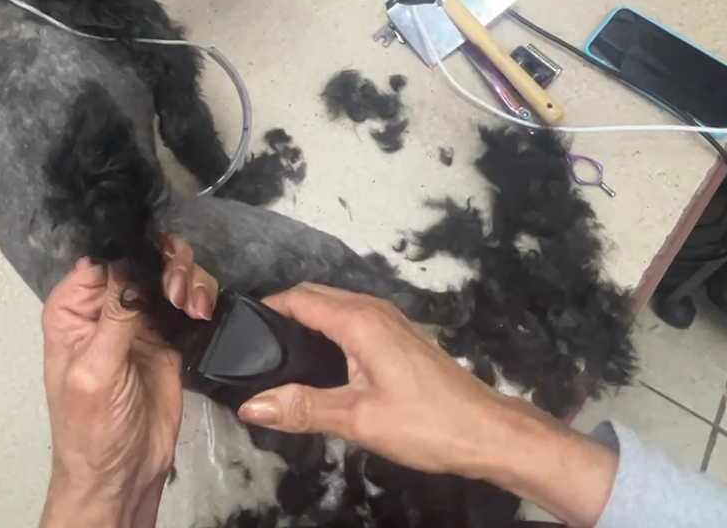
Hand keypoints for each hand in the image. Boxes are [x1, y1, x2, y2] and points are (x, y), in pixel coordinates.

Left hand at [39, 237, 218, 527]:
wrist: (125, 475)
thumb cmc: (92, 430)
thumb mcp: (96, 371)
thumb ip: (114, 313)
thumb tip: (127, 259)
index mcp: (74, 307)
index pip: (105, 256)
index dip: (133, 249)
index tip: (155, 265)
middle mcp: (106, 303)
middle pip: (144, 254)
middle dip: (168, 262)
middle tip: (178, 292)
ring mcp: (141, 316)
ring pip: (171, 269)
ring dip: (189, 278)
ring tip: (193, 308)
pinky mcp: (169, 331)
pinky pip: (189, 296)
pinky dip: (201, 295)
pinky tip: (200, 314)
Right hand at [235, 282, 513, 476]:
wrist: (485, 430)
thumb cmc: (423, 423)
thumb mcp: (357, 420)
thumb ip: (303, 408)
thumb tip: (251, 405)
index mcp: (358, 320)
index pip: (300, 299)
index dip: (268, 308)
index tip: (240, 329)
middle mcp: (372, 308)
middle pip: (316, 295)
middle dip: (284, 311)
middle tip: (254, 345)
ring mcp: (389, 317)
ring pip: (335, 304)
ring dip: (307, 317)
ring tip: (280, 352)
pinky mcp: (399, 332)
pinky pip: (352, 316)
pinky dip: (329, 325)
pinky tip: (322, 358)